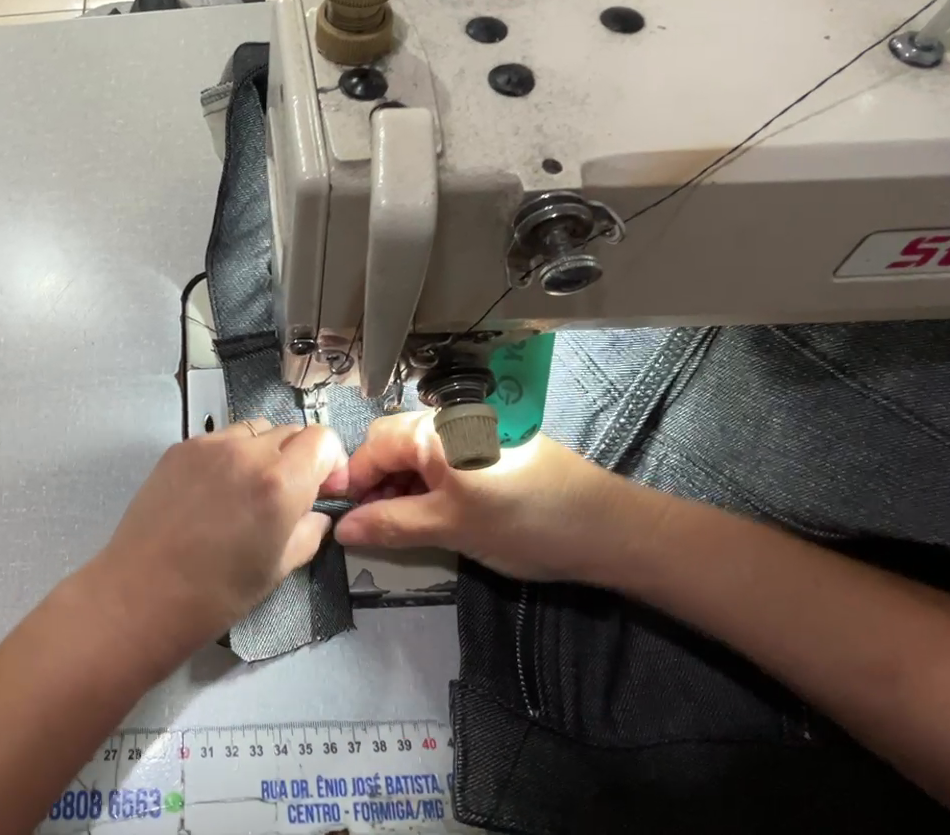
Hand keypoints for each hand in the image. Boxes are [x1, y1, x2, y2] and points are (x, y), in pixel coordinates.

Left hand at [82, 420, 348, 659]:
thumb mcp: (279, 568)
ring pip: (255, 430)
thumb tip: (317, 512)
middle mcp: (246, 452)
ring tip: (248, 492)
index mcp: (279, 483)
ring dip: (264, 452)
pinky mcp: (180, 448)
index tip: (323, 489)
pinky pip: (220, 439)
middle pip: (290, 432)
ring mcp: (209, 445)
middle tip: (287, 496)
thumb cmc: (216, 594)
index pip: (323, 439)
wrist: (142, 593)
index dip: (330, 462)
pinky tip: (215, 492)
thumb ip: (309, 530)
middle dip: (298, 458)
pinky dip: (230, 456)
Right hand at [334, 413, 648, 582]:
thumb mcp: (449, 528)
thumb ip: (390, 524)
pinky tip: (437, 513)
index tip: (345, 519)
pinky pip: (443, 458)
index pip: (370, 447)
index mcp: (433, 429)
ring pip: (416, 453)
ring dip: (402, 485)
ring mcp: (472, 430)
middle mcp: (448, 419)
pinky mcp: (491, 446)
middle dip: (376, 482)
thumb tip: (341, 529)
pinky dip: (429, 484)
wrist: (608, 528)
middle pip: (391, 444)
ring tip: (406, 524)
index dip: (352, 482)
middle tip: (376, 525)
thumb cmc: (524, 522)